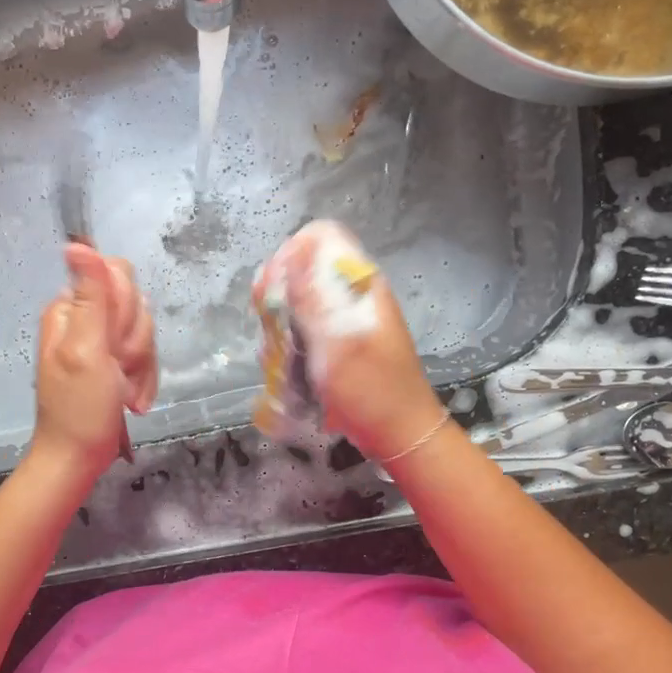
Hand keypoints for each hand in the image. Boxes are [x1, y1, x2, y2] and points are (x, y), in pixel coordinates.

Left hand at [29, 243, 157, 470]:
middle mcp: (83, 320)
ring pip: (143, 333)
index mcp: (69, 309)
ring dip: (141, 367)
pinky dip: (142, 381)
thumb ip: (89, 296)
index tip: (114, 345)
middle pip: (135, 305)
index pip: (117, 276)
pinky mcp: (113, 367)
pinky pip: (143, 359)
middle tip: (116, 372)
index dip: (127, 310)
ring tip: (122, 393)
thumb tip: (76, 244)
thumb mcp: (86, 349)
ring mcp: (99, 345)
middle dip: (135, 343)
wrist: (78, 458)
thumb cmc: (80, 408)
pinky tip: (131, 402)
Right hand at [254, 220, 447, 459]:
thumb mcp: (337, 343)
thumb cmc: (371, 390)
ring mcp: (343, 320)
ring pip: (298, 304)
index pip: (320, 238)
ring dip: (280, 326)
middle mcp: (350, 295)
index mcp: (358, 284)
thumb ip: (312, 298)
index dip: (290, 255)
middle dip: (279, 296)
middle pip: (303, 270)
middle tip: (272, 329)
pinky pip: (303, 332)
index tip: (274, 291)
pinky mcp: (336, 344)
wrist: (399, 433)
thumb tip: (289, 253)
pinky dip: (288, 346)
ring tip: (277, 355)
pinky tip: (284, 368)